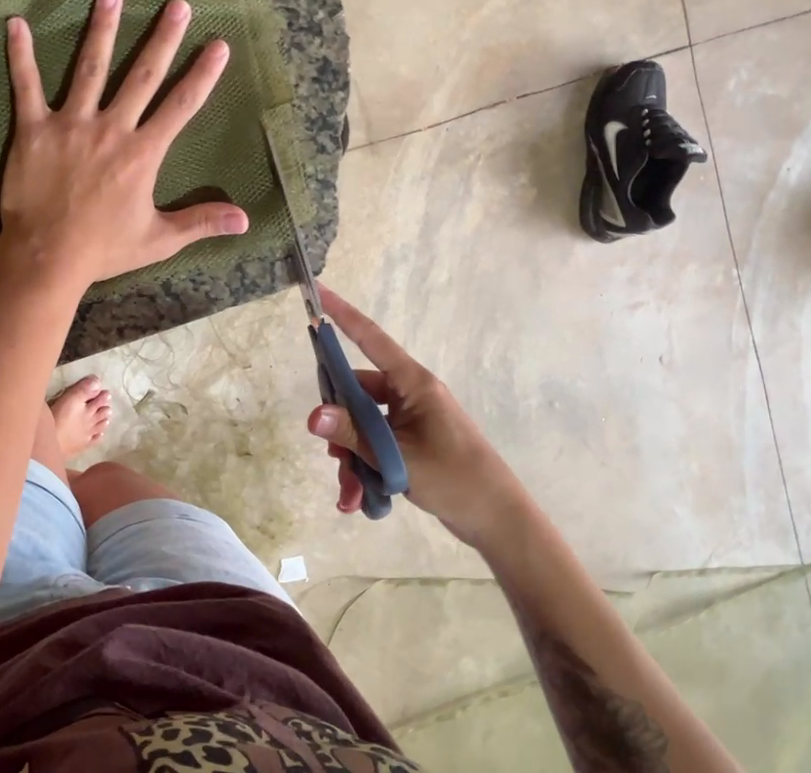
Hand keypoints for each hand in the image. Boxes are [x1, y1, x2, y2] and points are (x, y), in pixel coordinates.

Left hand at [0, 0, 248, 286]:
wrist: (46, 258)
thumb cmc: (103, 250)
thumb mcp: (159, 239)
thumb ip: (200, 222)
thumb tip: (245, 220)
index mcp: (143, 153)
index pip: (180, 106)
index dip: (202, 75)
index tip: (218, 46)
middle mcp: (112, 129)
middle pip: (142, 75)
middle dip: (162, 38)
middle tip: (177, 4)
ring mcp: (71, 124)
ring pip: (90, 68)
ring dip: (102, 29)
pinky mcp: (34, 130)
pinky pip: (26, 86)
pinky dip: (20, 55)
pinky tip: (16, 24)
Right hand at [304, 285, 521, 545]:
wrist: (497, 519)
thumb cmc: (454, 477)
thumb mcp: (396, 456)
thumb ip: (353, 433)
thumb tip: (313, 415)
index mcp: (413, 384)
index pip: (371, 339)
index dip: (343, 314)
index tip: (318, 290)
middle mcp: (409, 395)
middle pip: (356, 396)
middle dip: (340, 430)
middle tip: (333, 458)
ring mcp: (410, 420)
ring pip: (362, 428)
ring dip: (352, 460)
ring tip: (352, 494)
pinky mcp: (411, 444)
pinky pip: (375, 448)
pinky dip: (364, 471)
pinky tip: (360, 500)